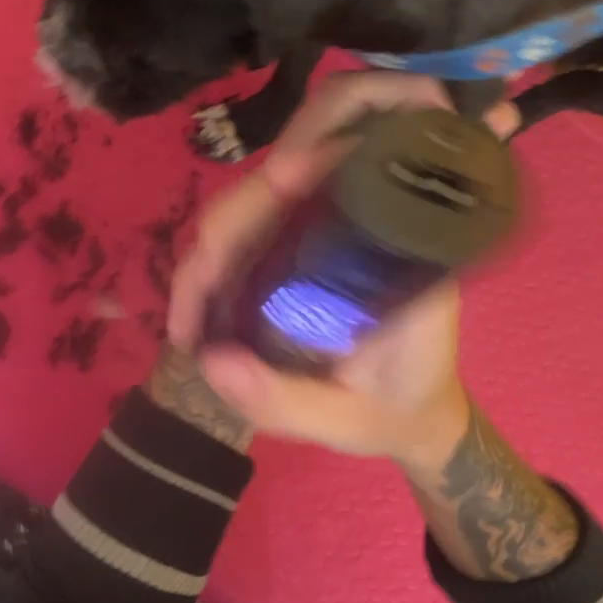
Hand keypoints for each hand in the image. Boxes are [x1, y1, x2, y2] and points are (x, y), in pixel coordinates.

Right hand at [166, 73, 519, 466]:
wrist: (416, 414)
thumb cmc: (398, 411)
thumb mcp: (349, 421)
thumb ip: (286, 400)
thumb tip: (209, 362)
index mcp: (393, 251)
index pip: (330, 181)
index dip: (268, 193)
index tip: (220, 247)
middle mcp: (357, 226)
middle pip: (271, 191)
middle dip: (216, 242)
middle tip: (186, 319)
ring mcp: (322, 234)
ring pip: (248, 209)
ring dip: (205, 257)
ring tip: (185, 325)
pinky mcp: (297, 250)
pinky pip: (245, 237)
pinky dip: (211, 268)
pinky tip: (196, 312)